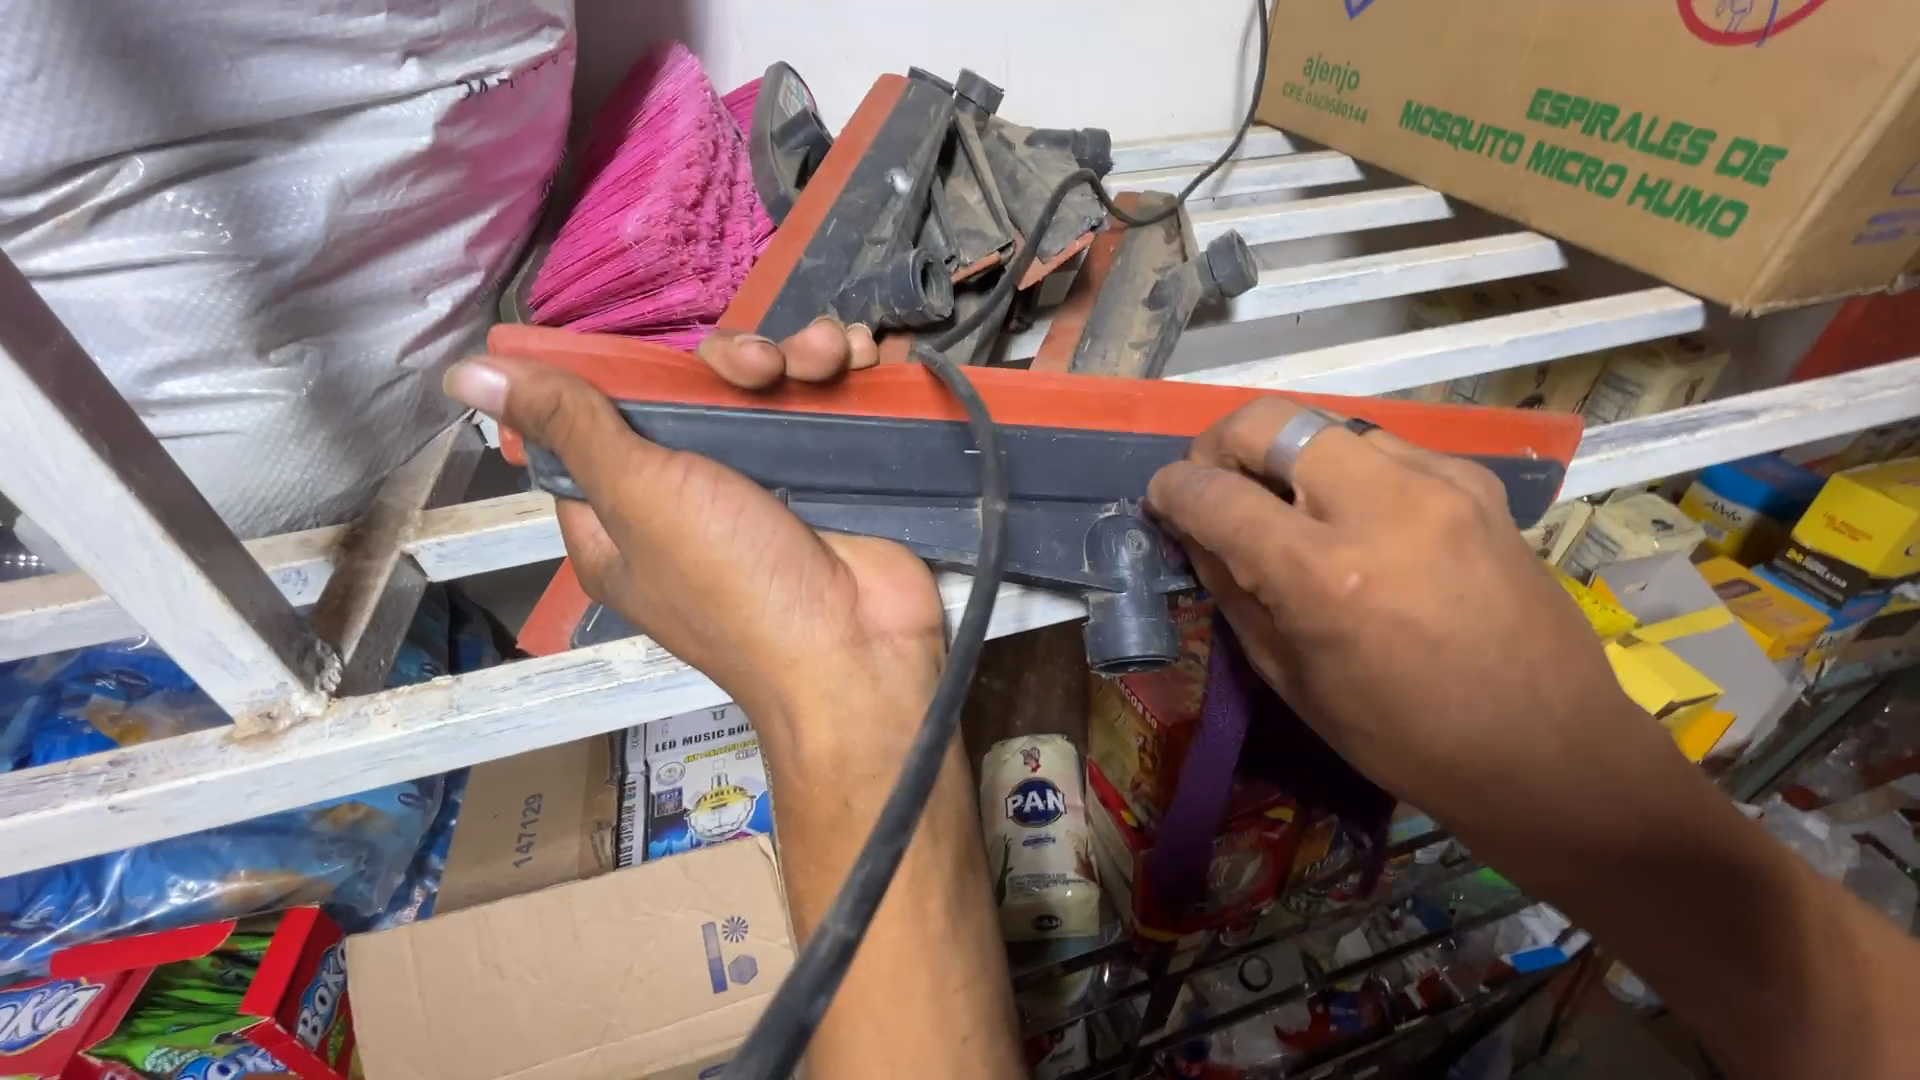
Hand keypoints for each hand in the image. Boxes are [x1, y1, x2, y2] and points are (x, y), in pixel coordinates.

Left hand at [442, 318, 944, 758]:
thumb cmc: (737, 581)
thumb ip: (569, 427)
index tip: (640, 346)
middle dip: (734, 362)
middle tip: (760, 369)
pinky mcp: (828, 477)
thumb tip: (463, 373)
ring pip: (770, 388)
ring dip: (800, 356)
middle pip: (693, 395)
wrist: (857, 641)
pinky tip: (864, 357)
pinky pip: (825, 402)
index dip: (613, 382)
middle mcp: (691, 500)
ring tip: (830, 360)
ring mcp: (769, 486)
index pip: (595, 429)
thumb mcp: (639, 498)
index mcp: (621, 518)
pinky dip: (843, 372)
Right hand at [1145, 398, 1674, 833]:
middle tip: (1215, 485)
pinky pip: (1379, 448)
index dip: (1171, 490)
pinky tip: (1348, 516)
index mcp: (1324, 575)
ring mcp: (1438, 483)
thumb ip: (1231, 586)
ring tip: (1282, 504)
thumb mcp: (1287, 674)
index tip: (1162, 499)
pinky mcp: (1475, 482)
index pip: (1215, 495)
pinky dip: (1341, 469)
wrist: (1547, 749)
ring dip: (1282, 455)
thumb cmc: (1399, 736)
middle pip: (1267, 421)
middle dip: (1219, 445)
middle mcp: (1381, 507)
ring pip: (1323, 424)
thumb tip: (1194, 529)